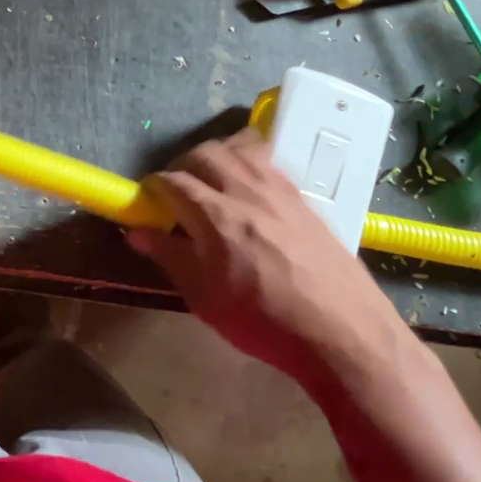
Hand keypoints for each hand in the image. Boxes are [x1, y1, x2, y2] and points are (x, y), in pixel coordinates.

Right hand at [127, 129, 413, 387]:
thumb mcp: (204, 298)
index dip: (151, 188)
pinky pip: (269, 161)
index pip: (171, 181)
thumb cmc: (264, 322)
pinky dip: (248, 161)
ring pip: (240, 147)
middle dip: (181, 165)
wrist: (343, 334)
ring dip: (216, 156)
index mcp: (216, 218)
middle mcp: (247, 193)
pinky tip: (246, 187)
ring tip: (210, 180)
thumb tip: (137, 231)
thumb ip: (169, 257)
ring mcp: (280, 192)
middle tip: (175, 191)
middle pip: (204, 153)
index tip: (146, 203)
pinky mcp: (304, 199)